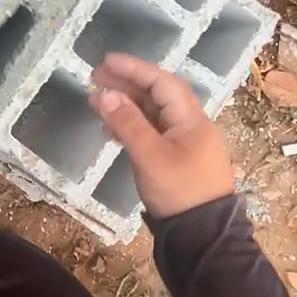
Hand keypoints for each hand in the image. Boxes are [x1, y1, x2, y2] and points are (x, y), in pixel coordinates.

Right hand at [88, 54, 233, 218]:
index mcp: (191, 120)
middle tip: (95, 76)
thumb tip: (104, 93)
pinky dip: (129, 124)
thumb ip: (127, 123)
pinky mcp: (174, 157)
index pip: (162, 83)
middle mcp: (189, 126)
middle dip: (126, 83)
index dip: (134, 69)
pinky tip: (109, 128)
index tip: (106, 61)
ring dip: (124, 104)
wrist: (202, 235)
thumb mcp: (150, 156)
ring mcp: (182, 142)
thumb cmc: (179, 191)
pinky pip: (150, 131)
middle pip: (156, 95)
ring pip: (151, 113)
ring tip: (94, 99)